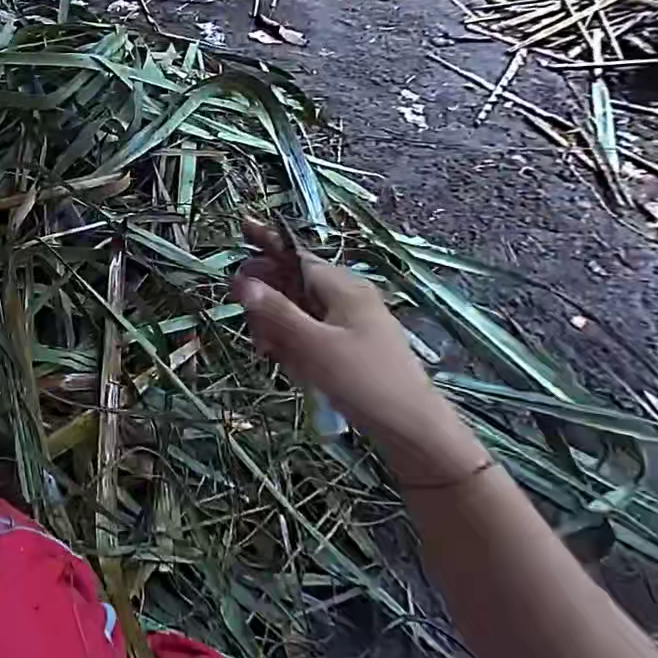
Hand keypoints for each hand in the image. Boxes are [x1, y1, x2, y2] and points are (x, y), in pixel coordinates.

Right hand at [232, 220, 474, 475]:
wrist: (414, 431)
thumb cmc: (364, 381)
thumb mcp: (313, 346)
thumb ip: (276, 311)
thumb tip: (242, 281)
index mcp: (343, 287)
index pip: (296, 256)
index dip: (268, 242)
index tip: (243, 226)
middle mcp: (346, 297)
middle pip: (292, 283)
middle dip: (267, 300)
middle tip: (254, 328)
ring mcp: (349, 322)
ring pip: (297, 311)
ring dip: (278, 328)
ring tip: (272, 353)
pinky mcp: (349, 346)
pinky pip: (309, 333)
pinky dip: (293, 344)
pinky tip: (290, 365)